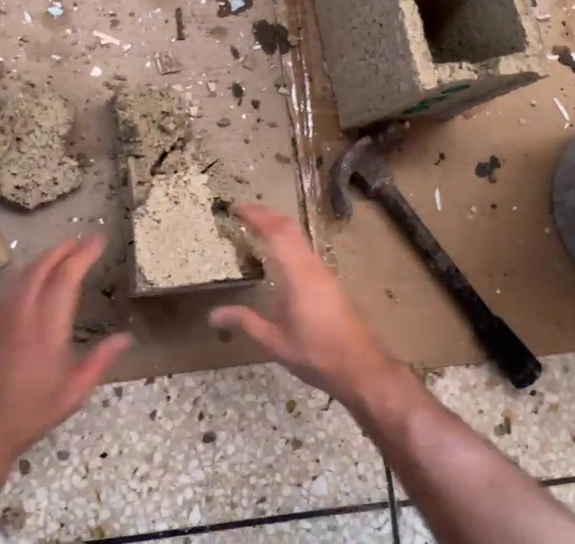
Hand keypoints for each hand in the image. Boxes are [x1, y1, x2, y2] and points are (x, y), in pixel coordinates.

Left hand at [0, 236, 132, 461]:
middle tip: (84, 241)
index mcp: (46, 328)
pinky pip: (12, 286)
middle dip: (64, 248)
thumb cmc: (32, 414)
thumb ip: (101, 361)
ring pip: (24, 273)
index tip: (99, 240)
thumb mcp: (74, 393)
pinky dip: (29, 272)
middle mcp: (22, 314)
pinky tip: (37, 277)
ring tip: (65, 252)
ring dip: (46, 257)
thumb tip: (126, 338)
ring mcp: (1, 317)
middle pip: (42, 267)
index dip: (83, 254)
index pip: (66, 278)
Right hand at [208, 203, 399, 403]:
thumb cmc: (316, 354)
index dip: (258, 217)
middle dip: (269, 216)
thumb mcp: (275, 342)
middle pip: (291, 230)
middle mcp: (314, 268)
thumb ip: (246, 322)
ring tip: (260, 229)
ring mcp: (325, 275)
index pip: (277, 234)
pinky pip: (307, 252)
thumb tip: (213, 315)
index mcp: (299, 275)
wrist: (361, 368)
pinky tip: (282, 256)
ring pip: (302, 239)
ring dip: (281, 228)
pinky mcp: (331, 284)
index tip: (239, 207)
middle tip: (246, 212)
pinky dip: (290, 243)